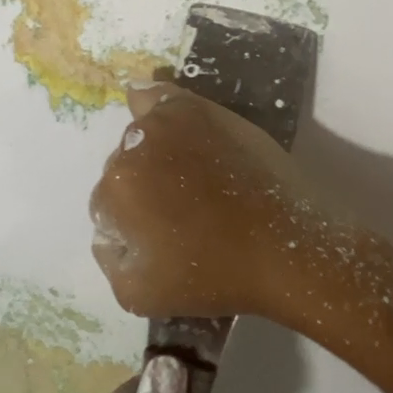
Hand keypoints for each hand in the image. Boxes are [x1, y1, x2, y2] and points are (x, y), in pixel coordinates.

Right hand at [88, 81, 321, 318]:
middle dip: (143, 187)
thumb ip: (106, 257)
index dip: (133, 223)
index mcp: (115, 190)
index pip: (106, 204)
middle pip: (123, 166)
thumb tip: (110, 229)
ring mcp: (166, 122)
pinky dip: (150, 102)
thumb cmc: (215, 276)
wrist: (286, 249)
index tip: (162, 234)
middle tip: (181, 211)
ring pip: (140, 135)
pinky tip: (146, 105)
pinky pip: (158, 97)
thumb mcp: (139, 294)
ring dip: (151, 153)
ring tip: (188, 179)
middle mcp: (132, 147)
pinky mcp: (198, 109)